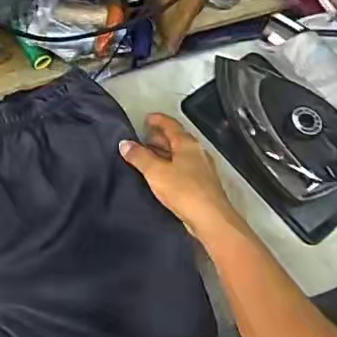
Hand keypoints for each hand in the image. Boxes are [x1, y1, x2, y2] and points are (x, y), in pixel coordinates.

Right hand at [119, 114, 249, 242]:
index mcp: (187, 144)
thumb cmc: (186, 192)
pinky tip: (162, 176)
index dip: (158, 120)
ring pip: (180, 154)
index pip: (171, 125)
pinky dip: (171, 166)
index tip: (147, 118)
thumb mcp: (156, 172)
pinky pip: (183, 168)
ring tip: (148, 156)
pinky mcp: (202, 184)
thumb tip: (125, 144)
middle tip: (144, 137)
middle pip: (176, 139)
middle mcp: (197, 153)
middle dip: (159, 137)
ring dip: (164, 152)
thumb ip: (140, 157)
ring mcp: (202, 168)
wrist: (211, 218)